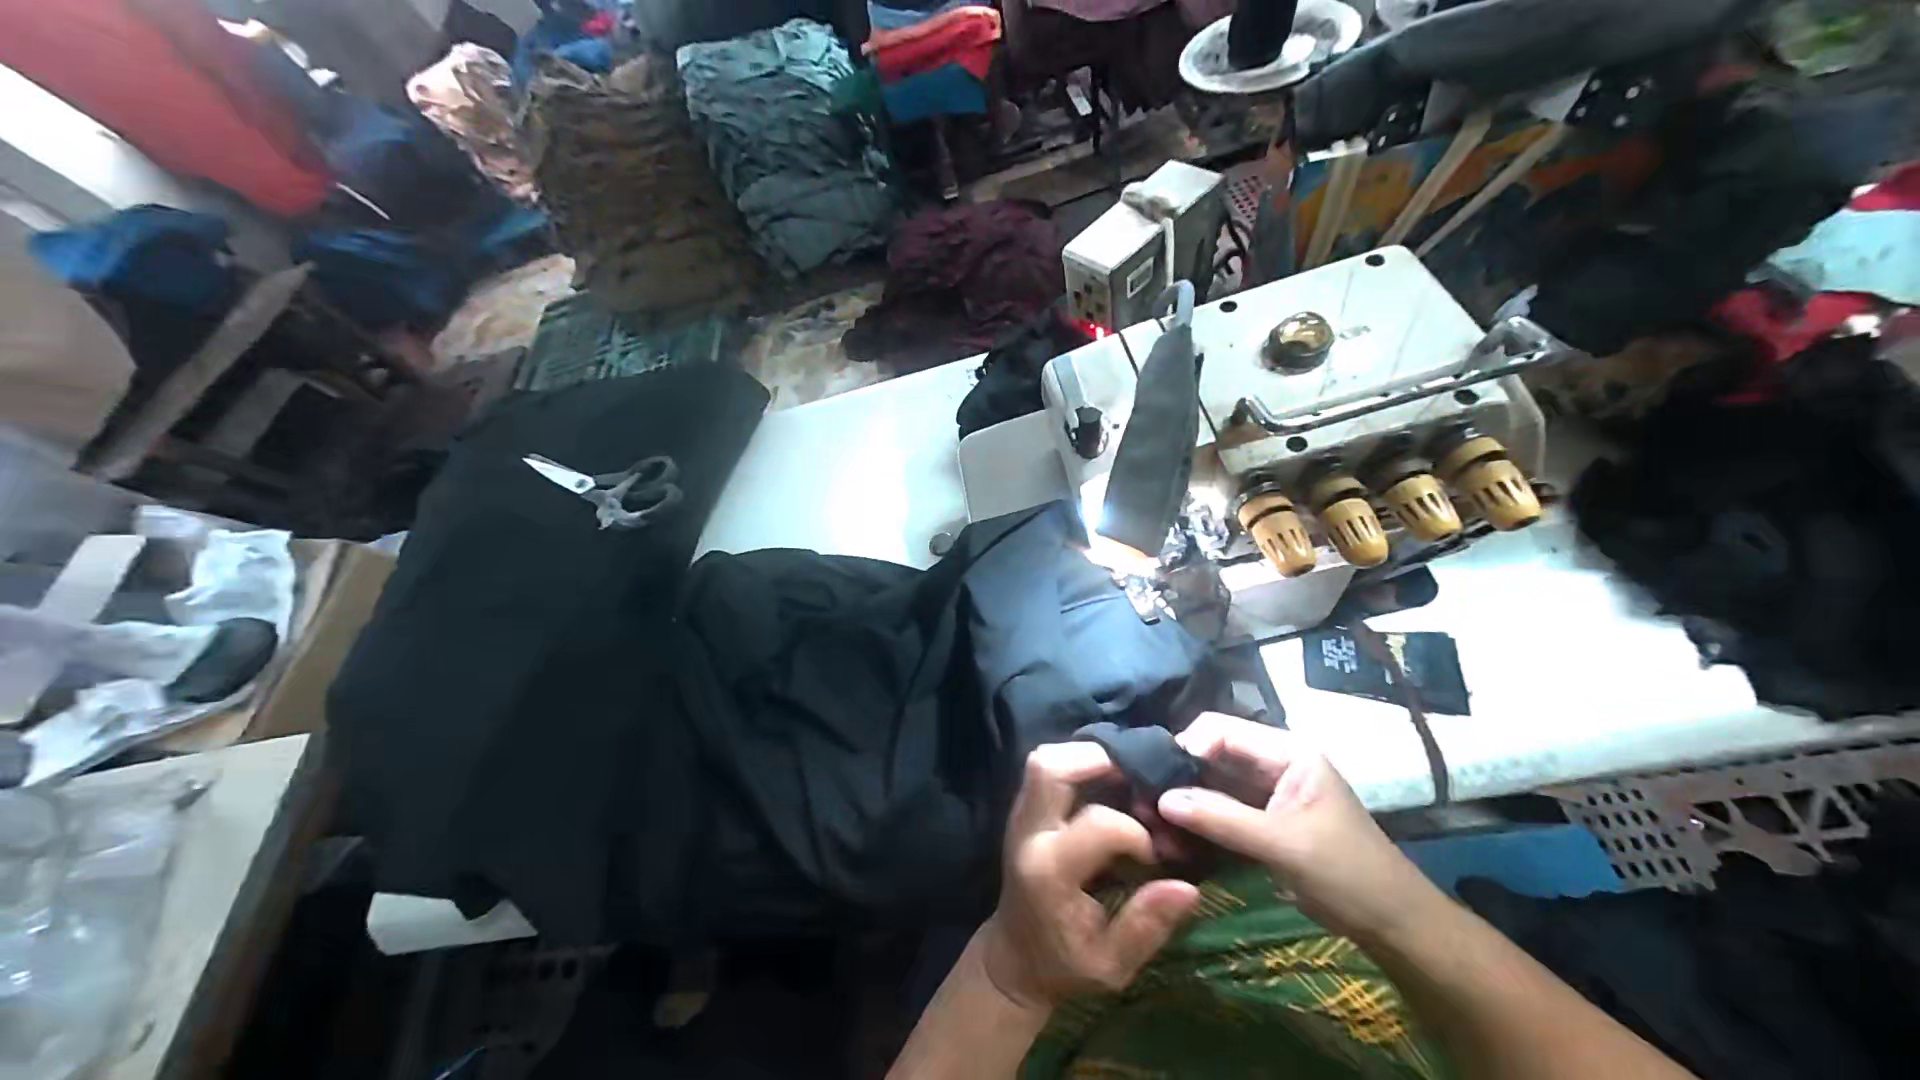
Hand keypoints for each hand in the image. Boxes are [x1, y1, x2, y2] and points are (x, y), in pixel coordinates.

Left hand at [978, 741, 1201, 1011]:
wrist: (1014, 958)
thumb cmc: (1064, 964)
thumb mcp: (1112, 966)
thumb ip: (1146, 926)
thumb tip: (1188, 887)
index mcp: (1049, 871)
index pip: (1097, 823)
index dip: (1136, 833)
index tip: (1156, 855)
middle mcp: (1029, 832)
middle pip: (1051, 767)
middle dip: (1101, 762)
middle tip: (1141, 780)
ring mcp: (1021, 815)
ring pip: (1045, 759)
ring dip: (1089, 757)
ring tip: (1127, 777)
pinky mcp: (1024, 809)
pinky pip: (1047, 768)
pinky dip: (1080, 764)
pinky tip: (1109, 782)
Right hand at [1156, 713, 1438, 944]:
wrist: (1394, 927)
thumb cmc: (1348, 873)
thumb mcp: (1283, 844)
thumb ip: (1221, 818)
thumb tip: (1161, 799)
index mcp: (1286, 751)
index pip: (1221, 729)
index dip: (1186, 746)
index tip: (1156, 777)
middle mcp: (1272, 763)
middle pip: (1211, 755)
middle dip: (1178, 776)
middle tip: (1144, 801)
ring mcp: (1265, 794)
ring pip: (1211, 783)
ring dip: (1183, 800)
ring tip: (1151, 821)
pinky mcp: (1260, 822)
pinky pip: (1218, 810)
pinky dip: (1196, 820)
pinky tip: (1171, 835)